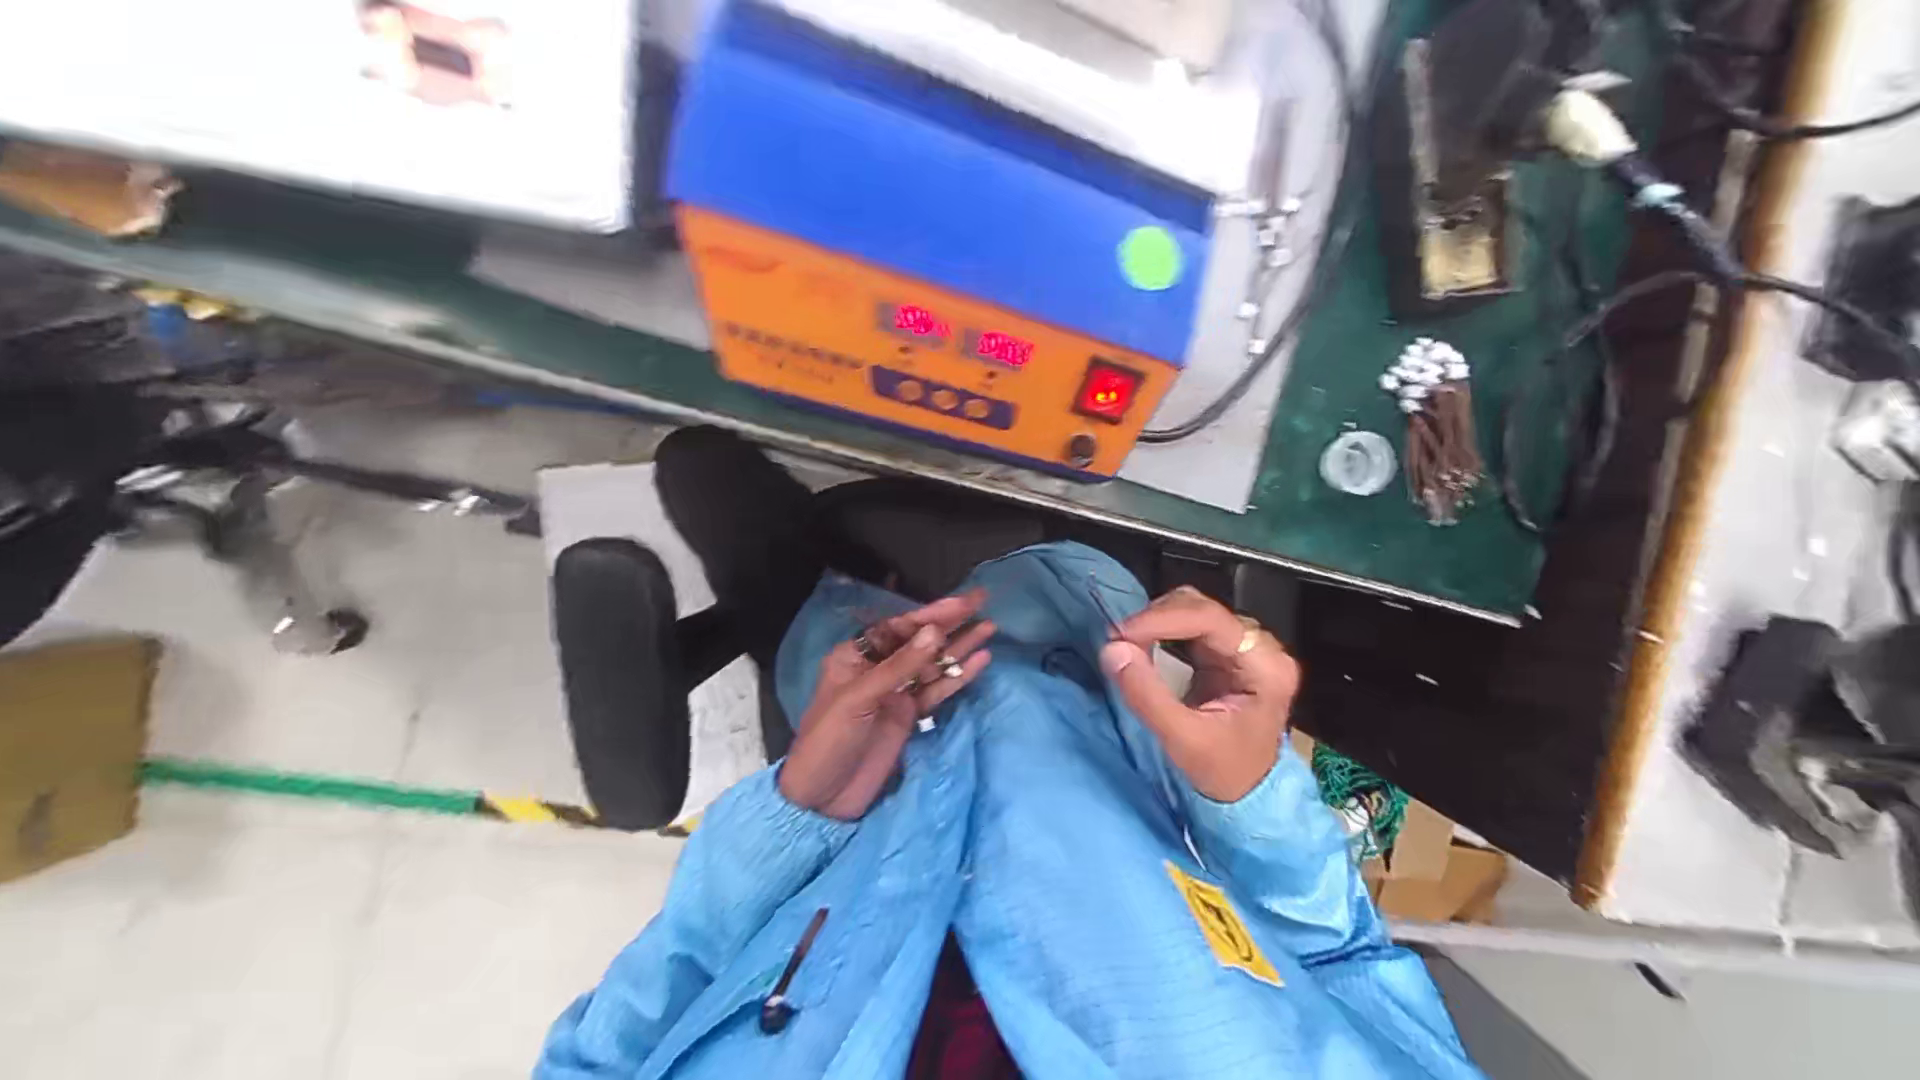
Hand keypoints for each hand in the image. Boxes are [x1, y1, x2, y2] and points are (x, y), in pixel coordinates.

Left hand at [779, 591, 993, 820]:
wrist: (822, 798)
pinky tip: (980, 661)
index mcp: (856, 656)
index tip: (961, 603)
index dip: (931, 614)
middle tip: (982, 601)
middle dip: (951, 622)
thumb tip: (935, 631)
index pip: (899, 627)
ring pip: (933, 664)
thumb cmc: (827, 741)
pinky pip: (937, 691)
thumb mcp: (858, 699)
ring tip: (990, 627)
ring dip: (960, 647)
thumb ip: (899, 666)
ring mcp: (896, 692)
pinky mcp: (910, 716)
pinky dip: (958, 676)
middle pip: (920, 641)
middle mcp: (879, 668)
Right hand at [1100, 586, 1299, 802]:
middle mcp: (1259, 648)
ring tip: (1127, 643)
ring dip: (1155, 621)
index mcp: (1265, 666)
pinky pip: (1187, 625)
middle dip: (1156, 618)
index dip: (1162, 619)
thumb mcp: (1182, 739)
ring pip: (1192, 610)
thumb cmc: (1223, 771)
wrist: (1246, 796)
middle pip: (1201, 608)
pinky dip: (1159, 629)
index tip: (1122, 634)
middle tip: (1119, 641)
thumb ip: (1147, 695)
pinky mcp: (1224, 652)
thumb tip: (1112, 650)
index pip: (1210, 620)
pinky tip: (1141, 644)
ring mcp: (1243, 647)